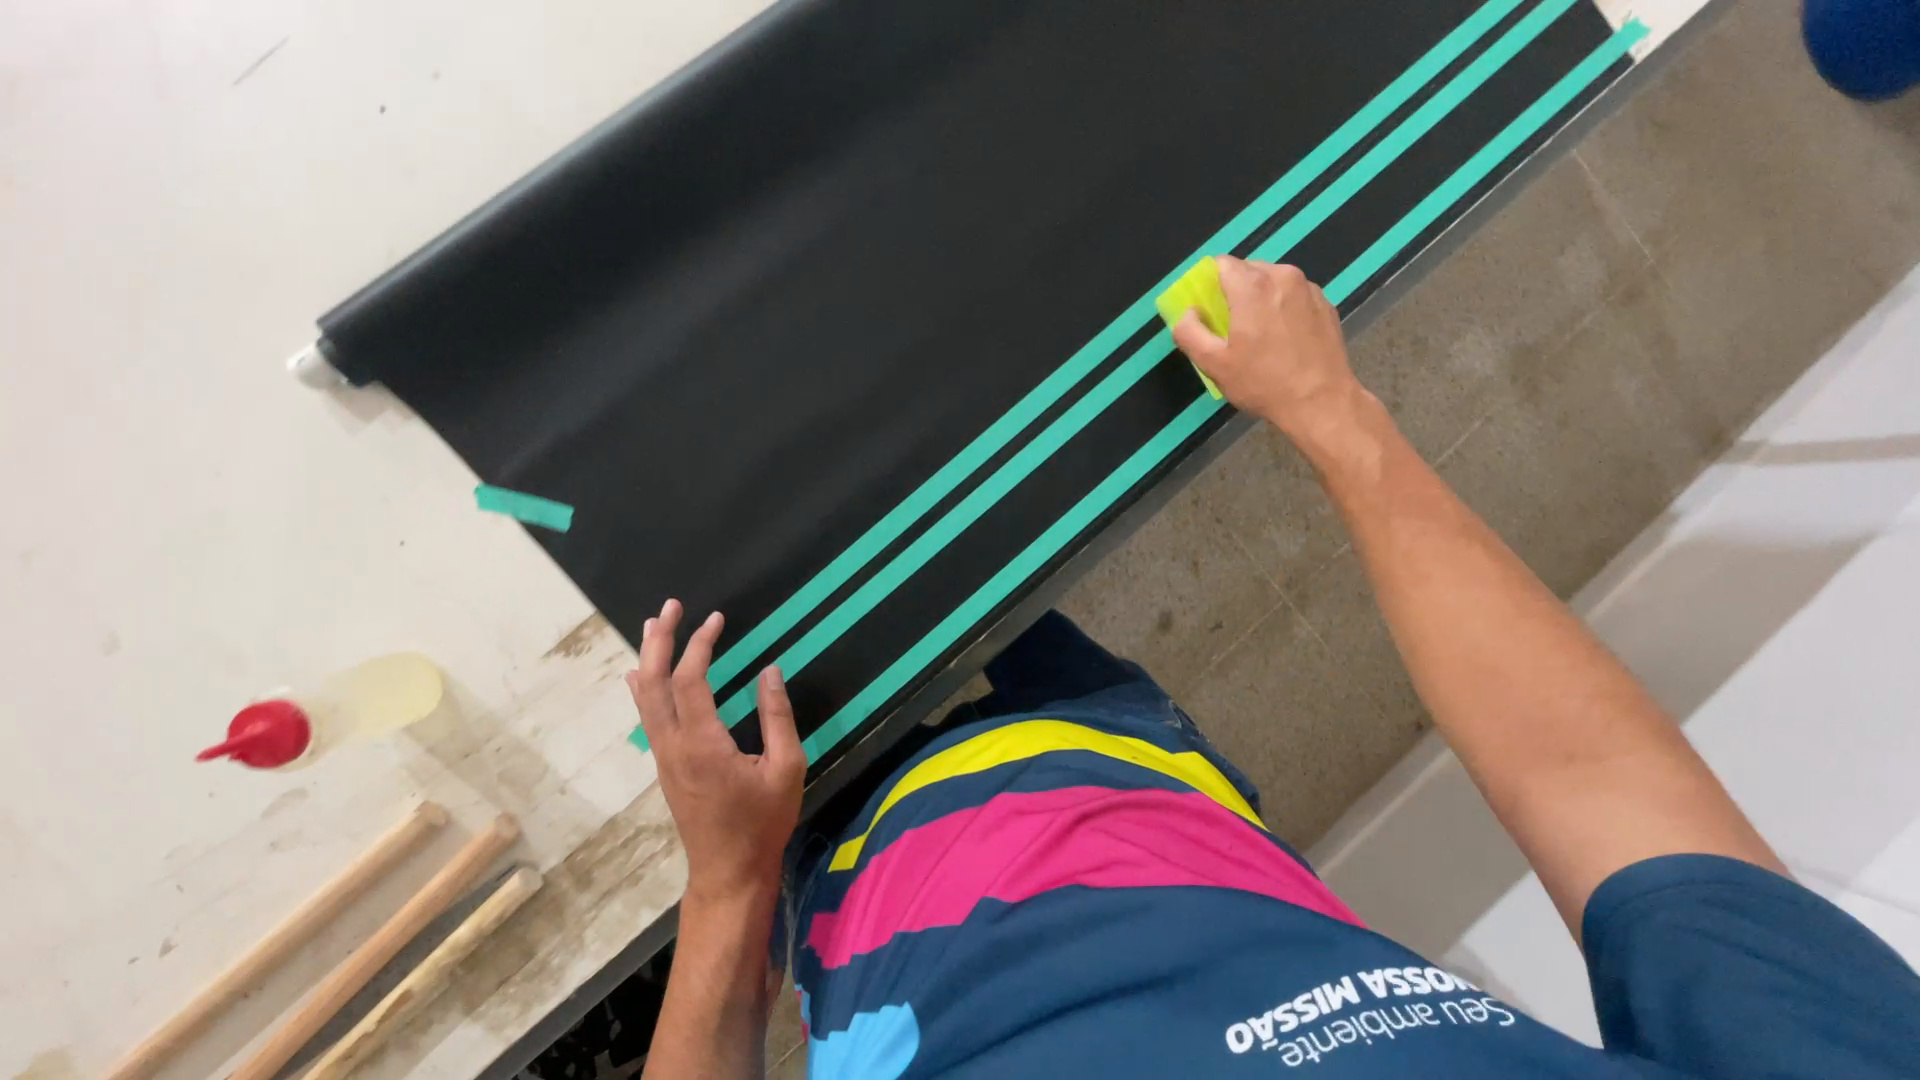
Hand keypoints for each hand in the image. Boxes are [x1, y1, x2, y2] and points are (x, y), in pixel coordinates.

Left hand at [627, 599, 803, 910]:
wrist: (728, 872)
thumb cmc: (763, 822)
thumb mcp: (787, 768)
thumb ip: (778, 717)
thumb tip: (770, 671)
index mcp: (703, 744)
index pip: (690, 680)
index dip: (700, 645)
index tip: (716, 619)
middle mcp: (674, 746)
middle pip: (653, 682)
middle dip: (660, 640)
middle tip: (670, 607)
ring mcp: (664, 757)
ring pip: (644, 698)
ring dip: (648, 658)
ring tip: (654, 626)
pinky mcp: (666, 766)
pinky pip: (648, 716)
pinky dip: (645, 686)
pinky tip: (641, 675)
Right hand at [1171, 257, 1372, 442]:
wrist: (1321, 401)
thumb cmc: (1263, 382)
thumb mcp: (1214, 364)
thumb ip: (1190, 333)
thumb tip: (1188, 313)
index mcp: (1253, 287)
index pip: (1222, 264)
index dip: (1209, 282)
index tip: (1207, 307)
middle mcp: (1283, 276)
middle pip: (1248, 270)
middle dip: (1234, 291)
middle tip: (1231, 325)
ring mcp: (1309, 288)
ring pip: (1273, 280)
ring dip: (1260, 298)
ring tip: (1259, 332)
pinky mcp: (1325, 303)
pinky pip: (1294, 295)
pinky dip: (1283, 307)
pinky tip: (1284, 337)